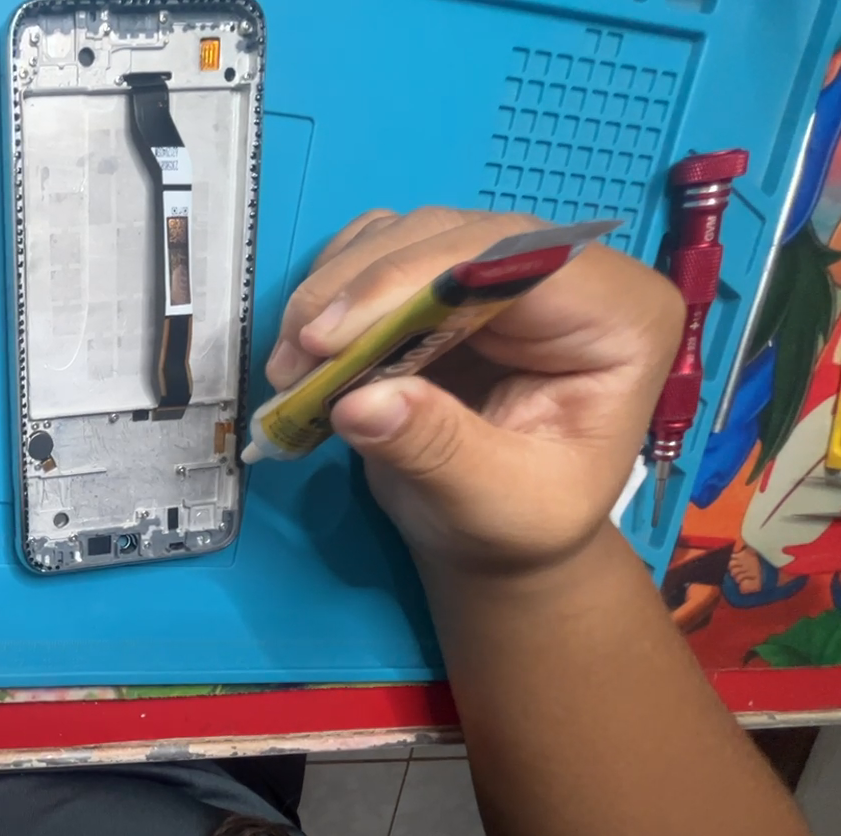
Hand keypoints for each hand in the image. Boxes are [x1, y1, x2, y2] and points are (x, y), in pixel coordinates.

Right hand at [267, 207, 684, 576]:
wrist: (490, 532)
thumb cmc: (512, 522)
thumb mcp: (489, 502)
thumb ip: (435, 450)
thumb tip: (357, 401)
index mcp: (613, 320)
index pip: (516, 259)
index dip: (411, 281)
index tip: (323, 341)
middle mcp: (559, 279)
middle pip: (446, 237)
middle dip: (353, 291)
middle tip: (290, 365)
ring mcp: (489, 279)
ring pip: (399, 238)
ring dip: (326, 295)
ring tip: (290, 370)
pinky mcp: (432, 293)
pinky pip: (371, 259)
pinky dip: (325, 297)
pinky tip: (305, 350)